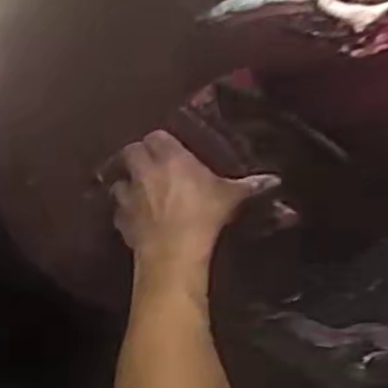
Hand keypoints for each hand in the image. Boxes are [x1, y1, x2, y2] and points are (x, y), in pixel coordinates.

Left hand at [112, 130, 278, 282]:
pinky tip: (132, 214)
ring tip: (136, 189)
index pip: (155, 137)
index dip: (158, 141)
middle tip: (147, 163)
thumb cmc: (204, 215)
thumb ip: (248, 185)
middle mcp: (144, 173)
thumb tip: (271, 180)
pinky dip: (122, 209)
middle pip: (130, 152)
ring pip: (117, 181)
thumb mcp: (231, 196)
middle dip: (136, 155)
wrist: (172, 250)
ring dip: (125, 183)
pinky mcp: (118, 219)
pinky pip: (117, 209)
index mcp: (170, 159)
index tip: (165, 146)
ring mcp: (127, 196)